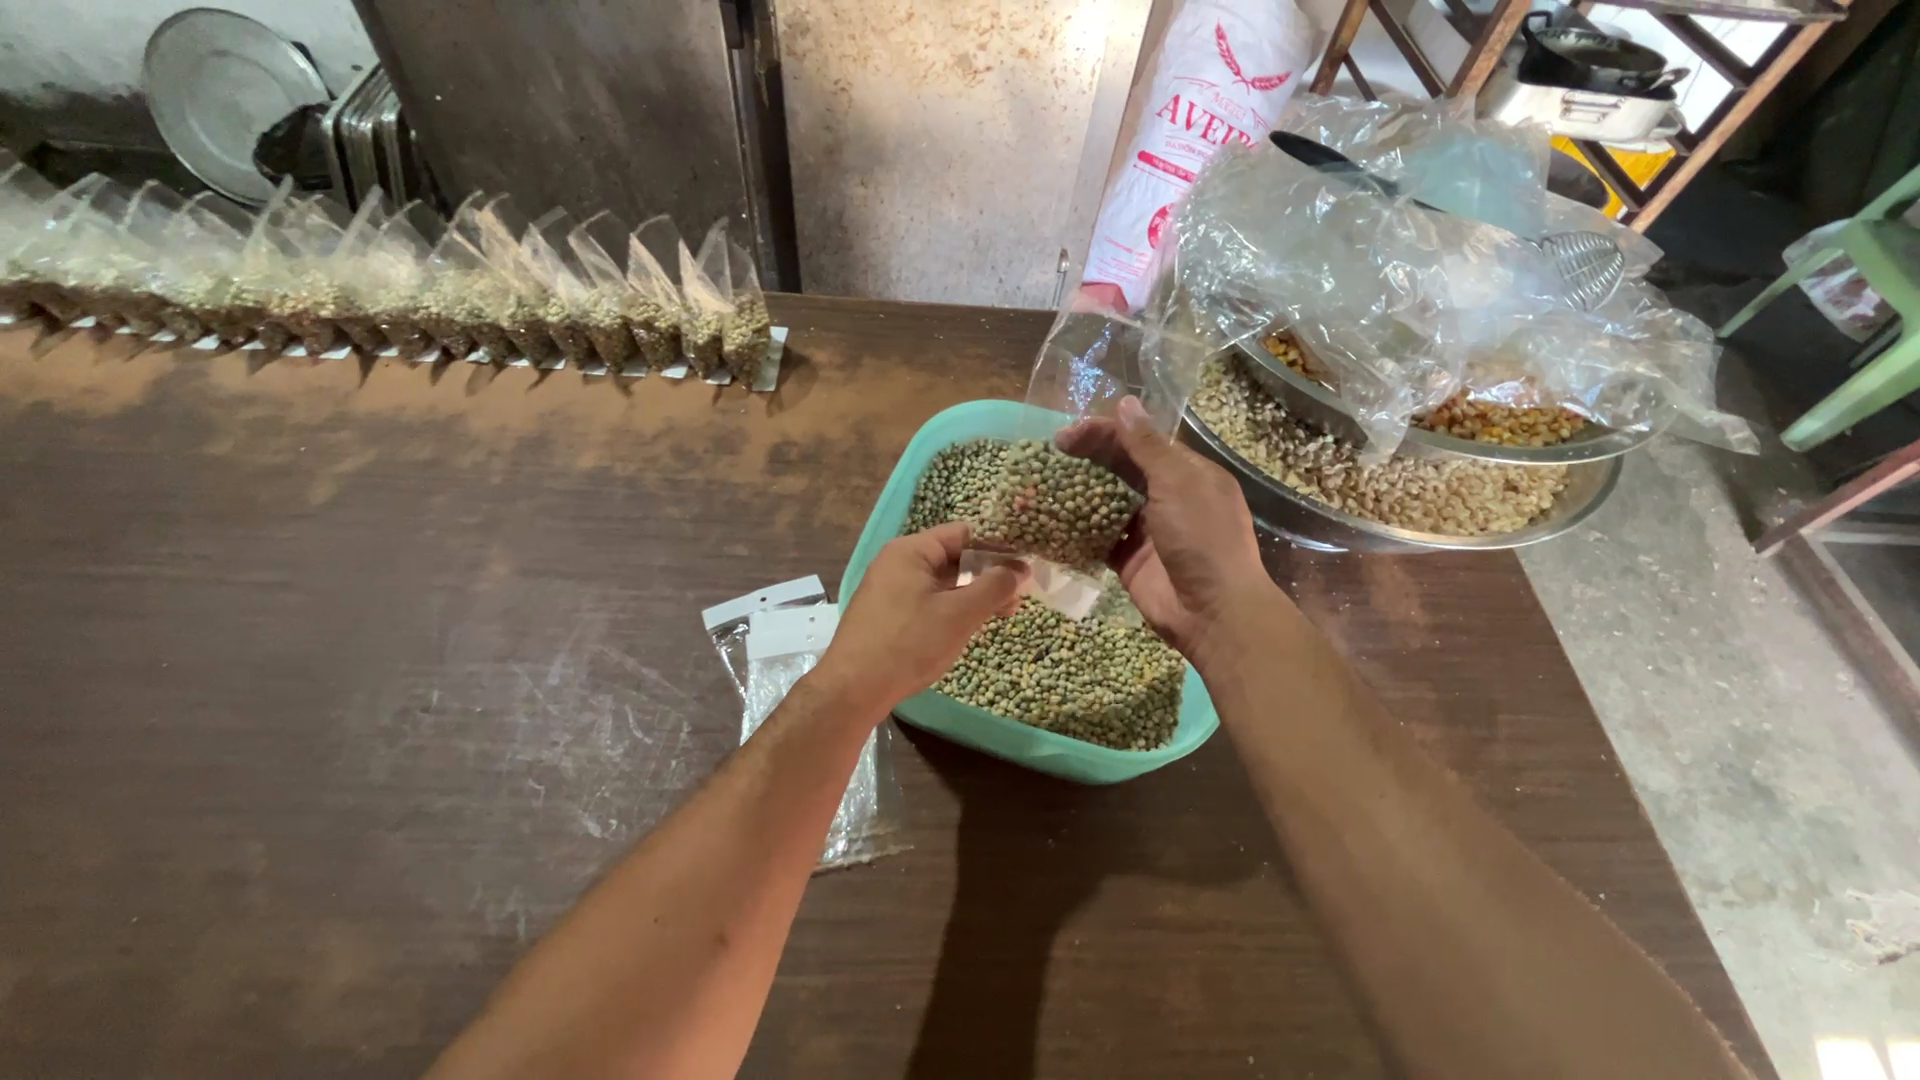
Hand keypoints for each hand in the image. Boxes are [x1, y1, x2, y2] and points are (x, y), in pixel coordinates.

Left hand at [814, 522, 1025, 713]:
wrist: (853, 689)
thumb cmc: (909, 644)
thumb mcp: (959, 614)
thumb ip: (993, 587)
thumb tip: (1019, 569)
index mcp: (910, 551)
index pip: (962, 534)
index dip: (996, 547)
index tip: (1025, 566)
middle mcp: (896, 563)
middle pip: (952, 558)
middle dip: (987, 574)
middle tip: (1020, 594)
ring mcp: (889, 590)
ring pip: (941, 583)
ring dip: (972, 594)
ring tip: (1004, 612)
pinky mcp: (887, 616)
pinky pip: (927, 602)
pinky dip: (952, 609)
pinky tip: (970, 626)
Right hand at [1056, 396, 1277, 664]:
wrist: (1212, 611)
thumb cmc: (1202, 538)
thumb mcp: (1178, 483)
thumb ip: (1147, 446)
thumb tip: (1126, 403)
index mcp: (1188, 473)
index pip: (1142, 441)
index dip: (1106, 432)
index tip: (1070, 433)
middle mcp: (1168, 497)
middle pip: (1122, 468)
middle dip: (1088, 457)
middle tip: (1052, 452)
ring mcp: (1147, 529)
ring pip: (1107, 501)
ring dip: (1079, 490)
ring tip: (1044, 482)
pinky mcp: (1129, 559)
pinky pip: (1099, 536)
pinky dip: (1078, 527)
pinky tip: (1051, 517)